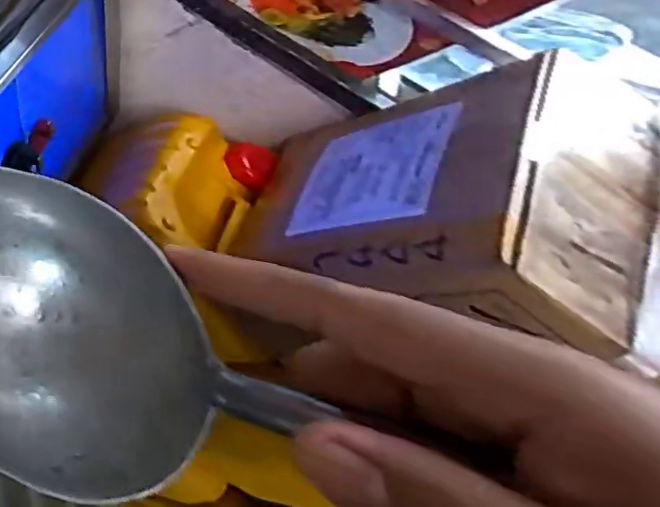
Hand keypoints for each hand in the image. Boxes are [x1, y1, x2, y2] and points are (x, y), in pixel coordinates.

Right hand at [169, 246, 659, 506]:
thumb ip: (439, 499)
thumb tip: (308, 442)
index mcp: (545, 384)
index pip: (359, 313)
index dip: (257, 284)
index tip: (176, 260)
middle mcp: (536, 377)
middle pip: (378, 364)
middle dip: (323, 402)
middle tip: (297, 464)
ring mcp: (553, 411)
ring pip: (408, 402)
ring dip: (376, 444)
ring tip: (376, 489)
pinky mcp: (566, 442)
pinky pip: (452, 434)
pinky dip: (419, 462)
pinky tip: (418, 489)